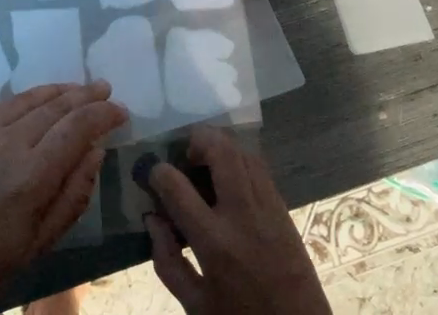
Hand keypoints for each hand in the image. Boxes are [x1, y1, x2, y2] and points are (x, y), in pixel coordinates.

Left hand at [0, 82, 128, 314]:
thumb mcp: (44, 239)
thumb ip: (75, 192)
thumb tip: (95, 150)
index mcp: (31, 175)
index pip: (77, 127)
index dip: (102, 114)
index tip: (120, 110)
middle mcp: (6, 142)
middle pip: (54, 106)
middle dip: (84, 96)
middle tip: (104, 88)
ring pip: (25, 98)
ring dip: (55, 91)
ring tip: (75, 89)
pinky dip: (22, 102)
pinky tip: (34, 104)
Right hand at [144, 125, 329, 314]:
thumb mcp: (195, 305)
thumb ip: (167, 260)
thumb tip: (152, 219)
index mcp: (215, 243)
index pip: (177, 187)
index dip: (158, 172)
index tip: (153, 175)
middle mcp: (243, 216)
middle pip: (221, 151)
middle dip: (197, 140)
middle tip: (185, 155)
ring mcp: (269, 210)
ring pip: (245, 154)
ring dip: (222, 148)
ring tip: (207, 163)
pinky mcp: (285, 212)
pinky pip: (261, 171)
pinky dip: (241, 163)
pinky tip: (230, 180)